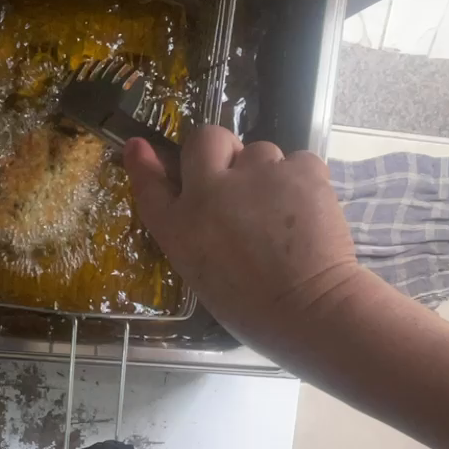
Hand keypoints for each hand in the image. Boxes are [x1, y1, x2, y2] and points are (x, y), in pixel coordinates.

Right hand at [125, 127, 374, 362]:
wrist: (309, 308)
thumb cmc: (250, 308)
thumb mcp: (201, 272)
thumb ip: (193, 231)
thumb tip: (202, 198)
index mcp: (180, 228)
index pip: (151, 186)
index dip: (144, 164)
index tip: (138, 146)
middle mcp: (209, 192)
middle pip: (205, 140)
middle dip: (217, 151)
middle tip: (235, 178)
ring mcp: (255, 176)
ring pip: (258, 151)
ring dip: (264, 172)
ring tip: (279, 211)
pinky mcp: (299, 169)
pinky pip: (296, 160)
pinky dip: (300, 180)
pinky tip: (304, 210)